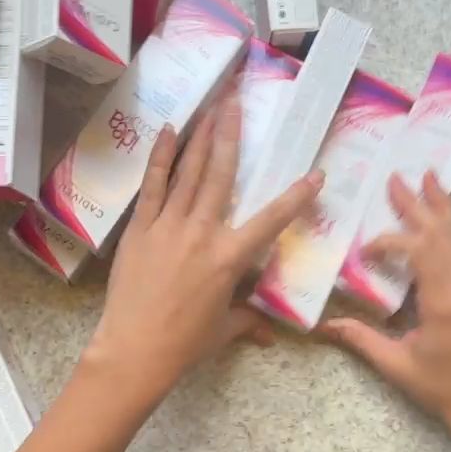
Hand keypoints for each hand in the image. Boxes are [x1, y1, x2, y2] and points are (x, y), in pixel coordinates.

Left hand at [82, 97, 323, 405]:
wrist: (135, 350)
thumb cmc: (184, 345)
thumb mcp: (223, 330)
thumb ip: (247, 322)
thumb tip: (267, 335)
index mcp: (230, 259)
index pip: (271, 221)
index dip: (295, 197)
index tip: (315, 174)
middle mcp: (203, 233)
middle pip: (221, 175)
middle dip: (231, 135)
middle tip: (237, 101)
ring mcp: (169, 226)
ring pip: (190, 173)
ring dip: (203, 136)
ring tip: (212, 105)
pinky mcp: (141, 228)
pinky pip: (153, 186)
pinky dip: (162, 157)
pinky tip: (169, 131)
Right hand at [320, 172, 450, 434]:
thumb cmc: (440, 388)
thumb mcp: (396, 366)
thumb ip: (362, 340)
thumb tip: (326, 325)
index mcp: (443, 303)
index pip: (420, 251)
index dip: (391, 241)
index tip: (365, 251)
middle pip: (441, 234)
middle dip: (417, 205)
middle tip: (396, 178)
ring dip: (438, 208)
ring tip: (427, 178)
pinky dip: (449, 230)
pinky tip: (441, 219)